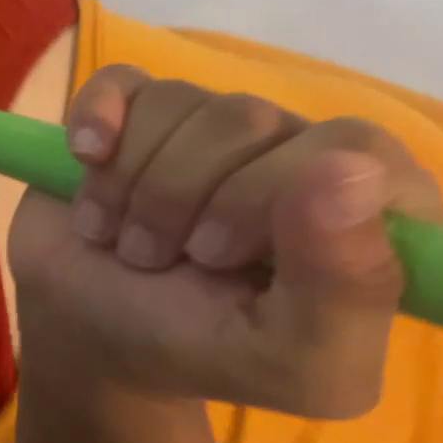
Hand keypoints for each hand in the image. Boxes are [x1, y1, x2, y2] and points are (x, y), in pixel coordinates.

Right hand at [10, 65, 442, 418]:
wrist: (77, 321)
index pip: (356, 151)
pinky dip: (94, 117)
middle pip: (249, 119)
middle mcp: (291, 156)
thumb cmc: (191, 349)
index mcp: (365, 218)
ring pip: (178, 101)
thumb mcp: (292, 362)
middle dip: (178, 193)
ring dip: (127, 177)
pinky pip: (120, 80)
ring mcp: (205, 129)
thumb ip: (345, 284)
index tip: (214, 254)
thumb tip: (346, 169)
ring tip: (111, 232)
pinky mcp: (129, 110)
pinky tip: (84, 158)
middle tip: (149, 255)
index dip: (278, 192)